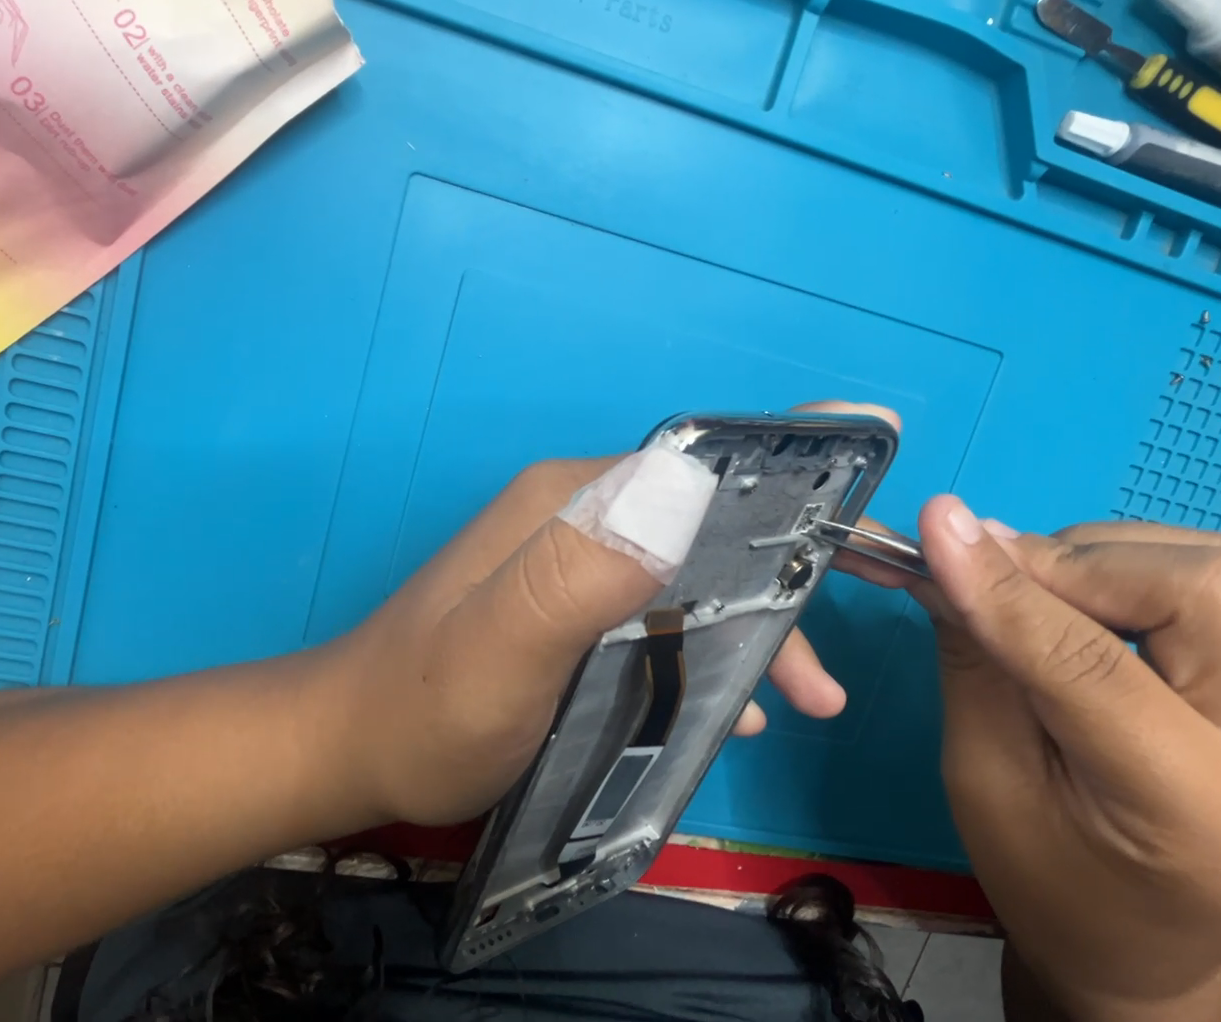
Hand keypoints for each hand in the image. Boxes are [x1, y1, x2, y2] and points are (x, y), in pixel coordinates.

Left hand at [320, 400, 893, 827]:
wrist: (353, 752)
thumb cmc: (426, 709)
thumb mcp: (504, 646)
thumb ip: (579, 567)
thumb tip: (687, 480)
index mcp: (570, 501)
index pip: (701, 468)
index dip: (788, 493)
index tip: (868, 536)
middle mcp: (576, 516)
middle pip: (707, 526)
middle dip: (781, 583)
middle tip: (831, 665)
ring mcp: (570, 563)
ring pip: (690, 576)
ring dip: (753, 629)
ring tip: (804, 700)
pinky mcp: (568, 608)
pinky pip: (659, 614)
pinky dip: (706, 652)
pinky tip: (732, 711)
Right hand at [912, 501, 1220, 1019]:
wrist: (1143, 949)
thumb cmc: (1045, 881)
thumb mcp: (983, 777)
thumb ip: (976, 659)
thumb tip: (949, 553)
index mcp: (1209, 817)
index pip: (1094, 668)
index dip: (1005, 589)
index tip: (935, 526)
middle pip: (1204, 590)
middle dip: (1077, 561)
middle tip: (990, 569)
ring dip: (1107, 561)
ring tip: (1035, 592)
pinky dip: (1139, 575)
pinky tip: (1088, 607)